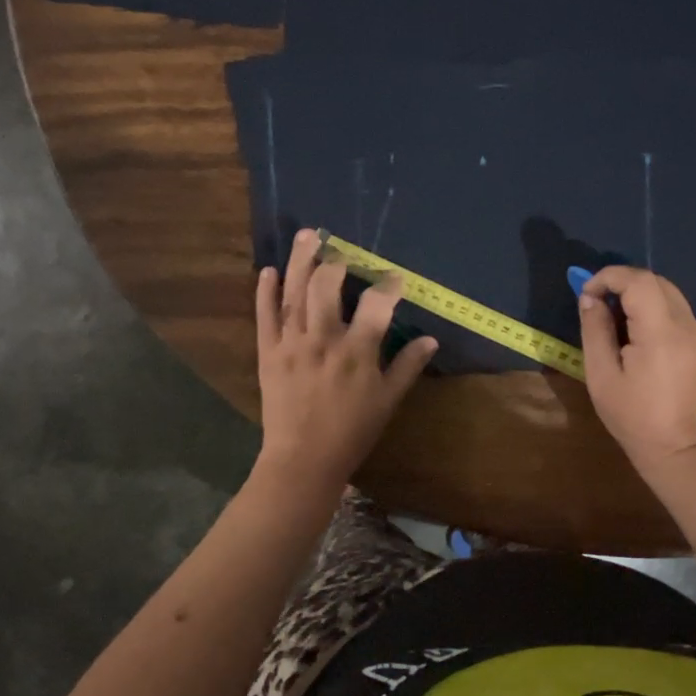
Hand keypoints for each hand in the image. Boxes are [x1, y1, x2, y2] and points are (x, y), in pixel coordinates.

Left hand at [254, 230, 437, 494]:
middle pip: (327, 287)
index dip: (388, 285)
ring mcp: (292, 343)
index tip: (395, 278)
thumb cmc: (352, 432)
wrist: (303, 460)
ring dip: (301, 261)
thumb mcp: (387, 401)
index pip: (377, 304)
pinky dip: (265, 291)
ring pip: (295, 293)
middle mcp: (323, 339)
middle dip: (336, 262)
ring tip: (307, 235)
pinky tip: (269, 270)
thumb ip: (407, 367)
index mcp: (357, 351)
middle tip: (342, 249)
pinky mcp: (268, 352)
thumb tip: (430, 340)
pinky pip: (265, 316)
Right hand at [578, 266, 695, 477]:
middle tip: (595, 300)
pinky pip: (670, 303)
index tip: (586, 294)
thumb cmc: (629, 413)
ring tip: (609, 311)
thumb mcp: (600, 373)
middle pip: (653, 279)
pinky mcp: (693, 337)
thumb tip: (589, 297)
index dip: (608, 277)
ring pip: (663, 288)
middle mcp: (683, 324)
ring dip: (634, 289)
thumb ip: (595, 329)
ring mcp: (693, 330)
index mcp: (660, 333)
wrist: (669, 443)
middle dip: (620, 280)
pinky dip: (646, 301)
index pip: (638, 282)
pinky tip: (629, 323)